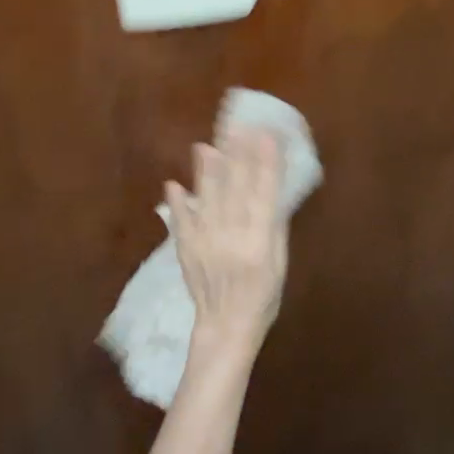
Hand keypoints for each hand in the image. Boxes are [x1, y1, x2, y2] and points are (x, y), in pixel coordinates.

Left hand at [165, 128, 287, 351]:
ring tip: (206, 146)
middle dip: (238, 156)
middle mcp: (232, 239)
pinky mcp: (186, 250)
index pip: (264, 195)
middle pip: (236, 190)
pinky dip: (177, 203)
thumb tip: (272, 189)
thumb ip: (274, 226)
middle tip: (239, 127)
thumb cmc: (263, 295)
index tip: (268, 136)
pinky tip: (173, 183)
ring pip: (207, 199)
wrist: (227, 326)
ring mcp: (206, 243)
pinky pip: (180, 222)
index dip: (266, 164)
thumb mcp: (280, 262)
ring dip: (207, 171)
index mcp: (259, 243)